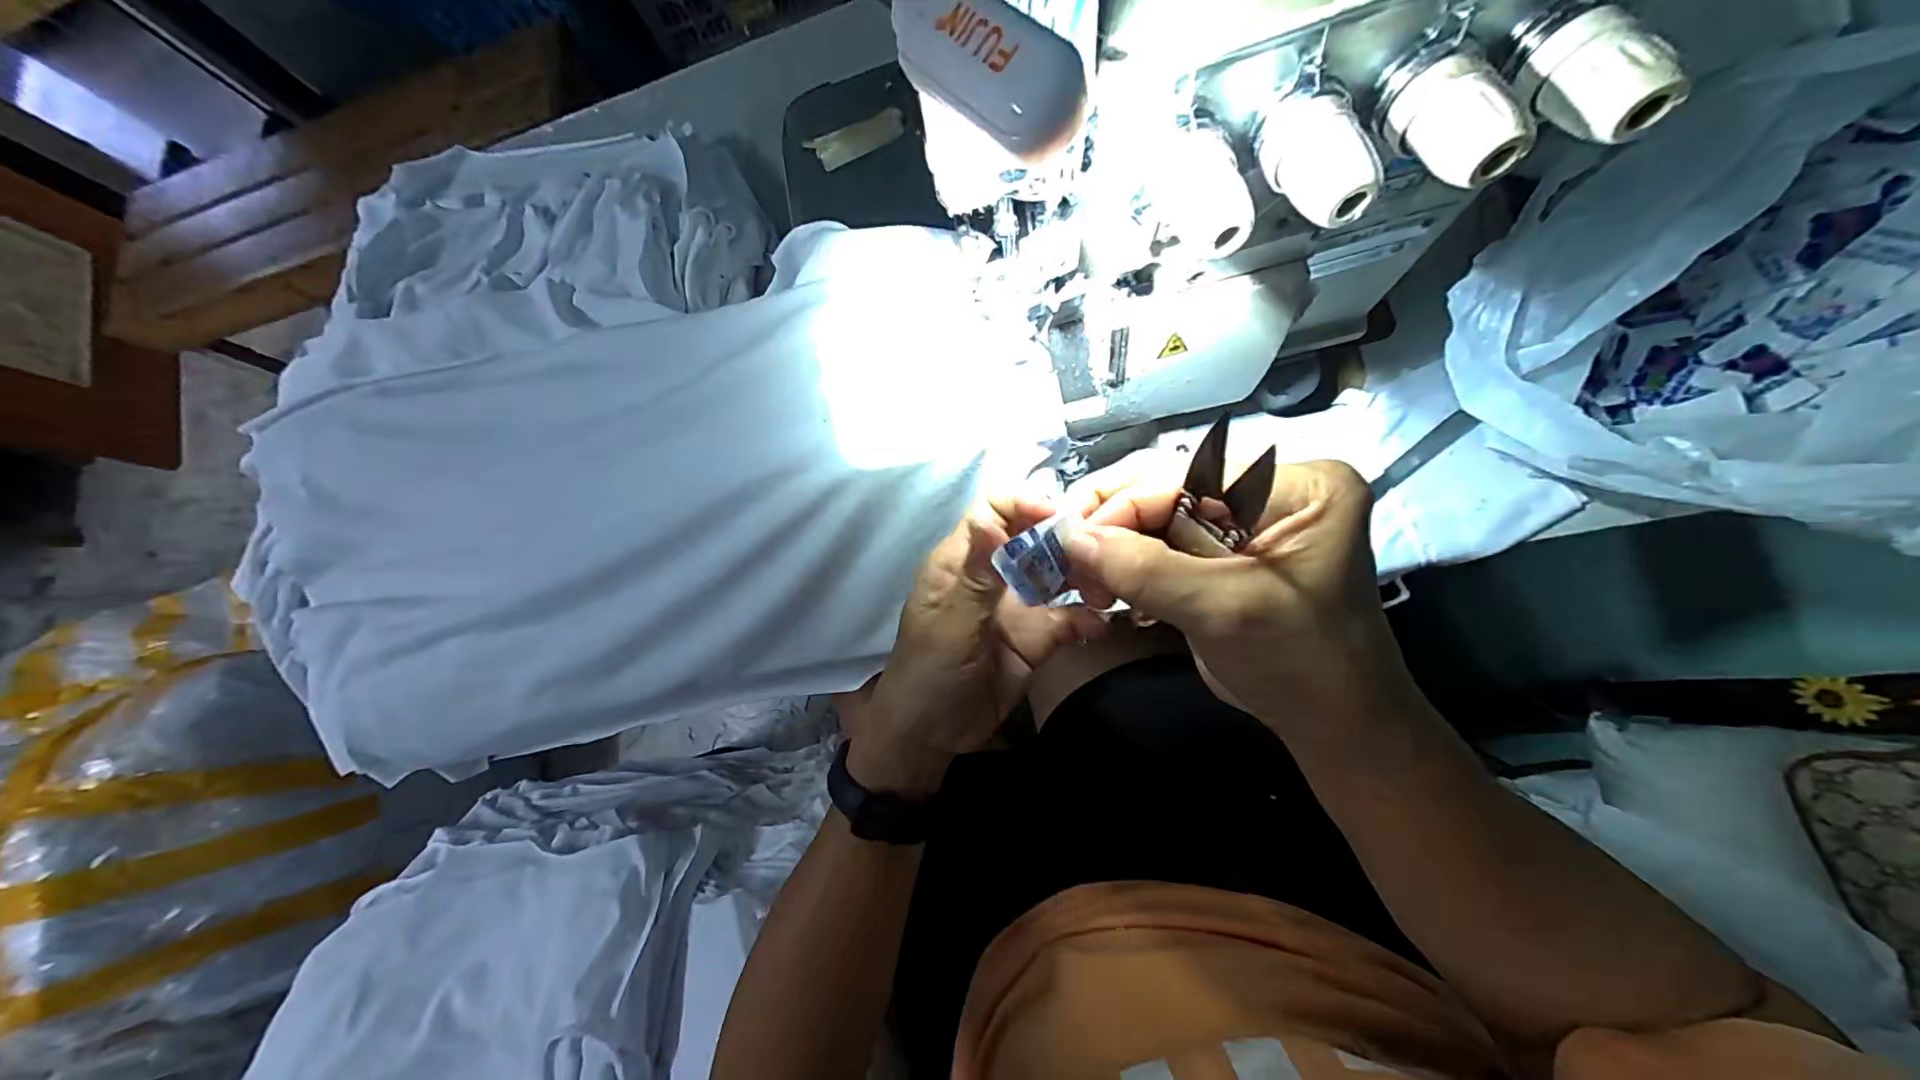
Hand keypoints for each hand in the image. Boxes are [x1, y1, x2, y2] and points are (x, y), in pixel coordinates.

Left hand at [841, 495, 1107, 796]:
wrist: (932, 737)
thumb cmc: (929, 672)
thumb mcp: (951, 622)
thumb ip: (975, 572)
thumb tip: (989, 516)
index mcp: (963, 560)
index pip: (995, 511)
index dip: (1026, 504)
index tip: (1060, 517)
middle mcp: (993, 573)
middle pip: (1035, 537)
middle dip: (1068, 539)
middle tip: (1100, 552)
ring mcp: (1016, 604)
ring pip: (1058, 573)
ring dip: (1085, 576)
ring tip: (1107, 589)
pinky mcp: (1036, 636)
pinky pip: (1068, 617)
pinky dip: (1087, 618)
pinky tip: (1099, 626)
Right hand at [1063, 452, 1416, 738]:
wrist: (1335, 727)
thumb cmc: (1299, 666)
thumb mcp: (1224, 611)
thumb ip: (1146, 570)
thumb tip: (1073, 539)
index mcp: (1298, 485)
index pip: (1190, 476)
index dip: (1124, 505)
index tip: (1072, 544)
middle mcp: (1271, 489)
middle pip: (1171, 489)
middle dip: (1115, 525)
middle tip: (1071, 561)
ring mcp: (1247, 521)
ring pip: (1159, 517)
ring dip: (1116, 546)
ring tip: (1086, 580)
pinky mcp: (1225, 553)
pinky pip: (1164, 544)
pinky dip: (1129, 563)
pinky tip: (1106, 583)